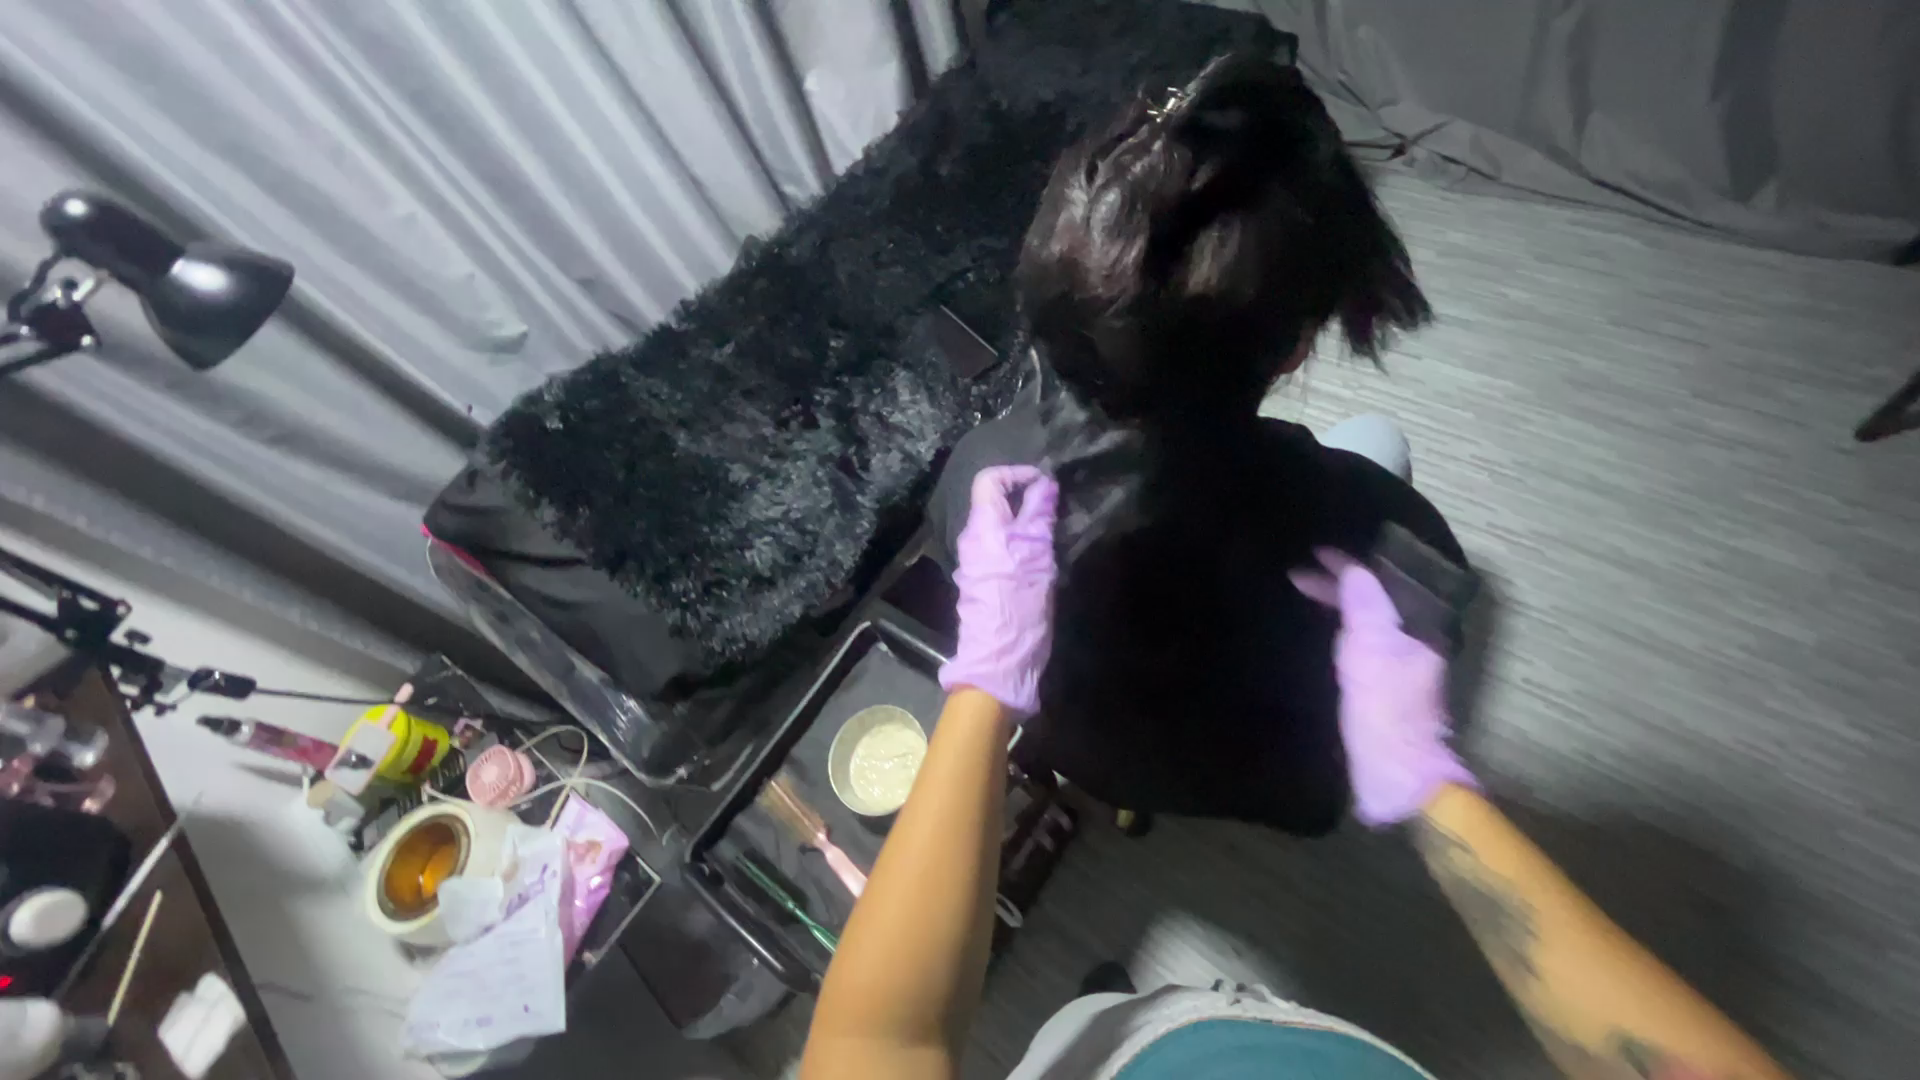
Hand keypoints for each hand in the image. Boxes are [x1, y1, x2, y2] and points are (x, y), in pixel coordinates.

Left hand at [938, 466, 1059, 714]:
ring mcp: (977, 564)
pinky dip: (1022, 546)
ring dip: (1027, 525)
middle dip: (1026, 500)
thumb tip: (1044, 482)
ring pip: (1001, 529)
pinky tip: (1043, 561)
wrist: (1000, 663)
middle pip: (995, 504)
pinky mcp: (986, 584)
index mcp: (982, 529)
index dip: (1016, 473)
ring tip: (1055, 534)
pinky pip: (1003, 550)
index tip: (1046, 484)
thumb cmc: (1019, 606)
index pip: (989, 480)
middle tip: (1058, 510)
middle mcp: (973, 542)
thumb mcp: (1036, 556)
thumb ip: (1038, 516)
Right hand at [1291, 548, 1475, 825]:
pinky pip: (1363, 636)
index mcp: (1419, 628)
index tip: (1316, 552)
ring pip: (1370, 616)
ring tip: (1305, 590)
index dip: (1351, 564)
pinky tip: (1321, 626)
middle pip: (1378, 597)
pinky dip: (1341, 623)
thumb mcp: (1371, 653)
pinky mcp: (1386, 681)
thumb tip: (1356, 570)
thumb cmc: (1384, 710)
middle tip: (1299, 570)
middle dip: (1342, 581)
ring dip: (1340, 600)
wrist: (1395, 773)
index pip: (1386, 581)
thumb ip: (1365, 609)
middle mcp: (1414, 639)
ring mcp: (1401, 661)